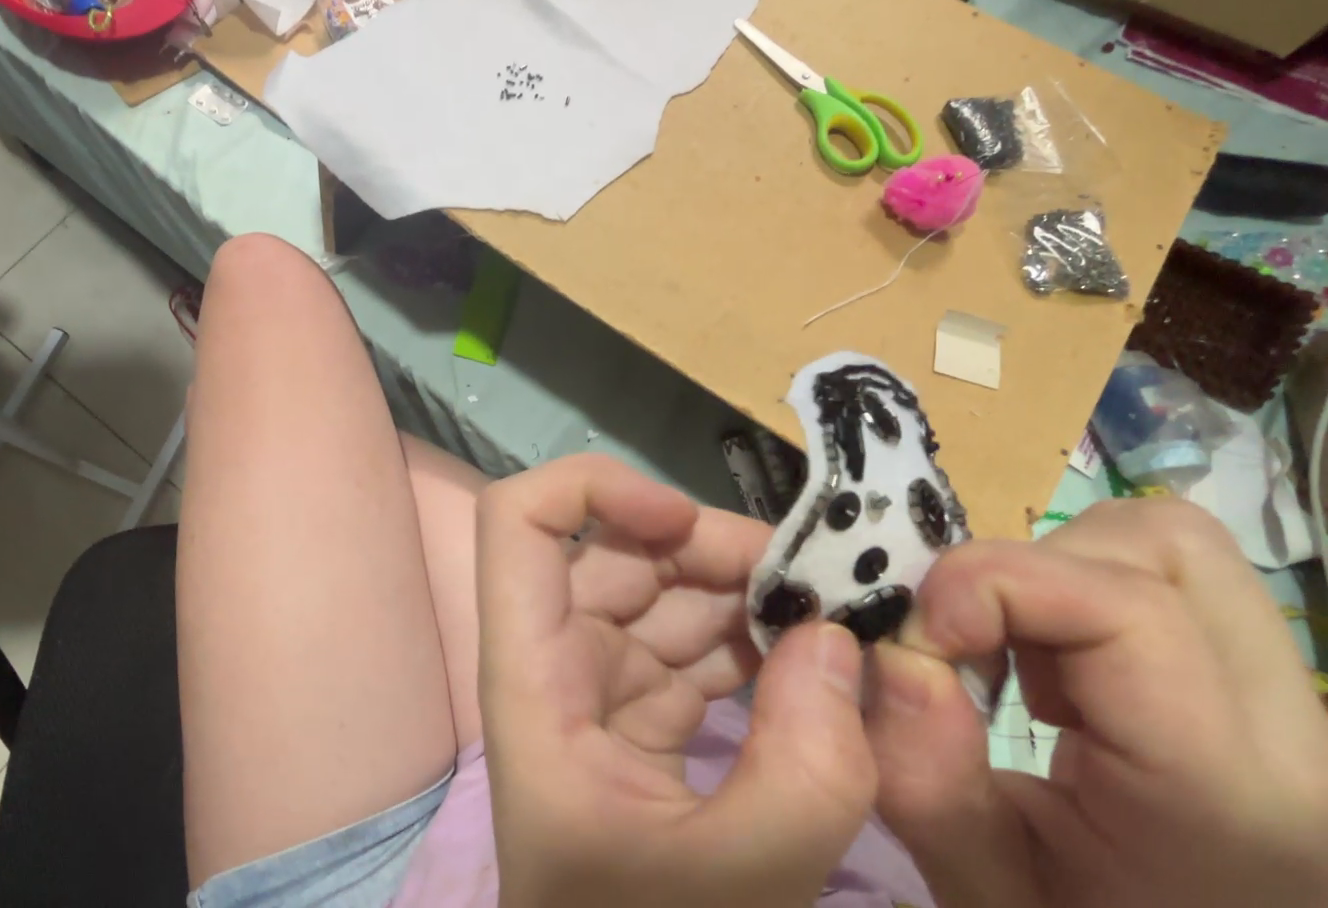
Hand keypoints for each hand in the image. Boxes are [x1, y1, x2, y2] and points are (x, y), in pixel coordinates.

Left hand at [477, 454, 878, 907]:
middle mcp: (554, 660)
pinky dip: (754, 644)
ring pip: (661, 593)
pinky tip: (822, 663)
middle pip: (615, 550)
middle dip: (712, 550)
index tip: (683, 524)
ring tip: (843, 621)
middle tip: (823, 586)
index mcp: (532, 676)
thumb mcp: (739, 877)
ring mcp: (598, 685)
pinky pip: (693, 648)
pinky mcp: (640, 714)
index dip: (593, 491)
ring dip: (747, 595)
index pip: (517, 523)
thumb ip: (809, 766)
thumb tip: (836, 641)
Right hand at [868, 499, 1327, 907]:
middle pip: (1164, 547)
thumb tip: (896, 656)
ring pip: (1167, 544)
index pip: (1128, 607)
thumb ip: (929, 784)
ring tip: (1011, 661)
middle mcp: (1298, 738)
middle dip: (1026, 570)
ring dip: (1051, 577)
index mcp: (1229, 798)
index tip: (917, 638)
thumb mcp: (983, 894)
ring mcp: (1296, 706)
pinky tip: (1048, 675)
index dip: (994, 585)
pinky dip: (1072, 594)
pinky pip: (1161, 577)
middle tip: (966, 647)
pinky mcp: (1265, 687)